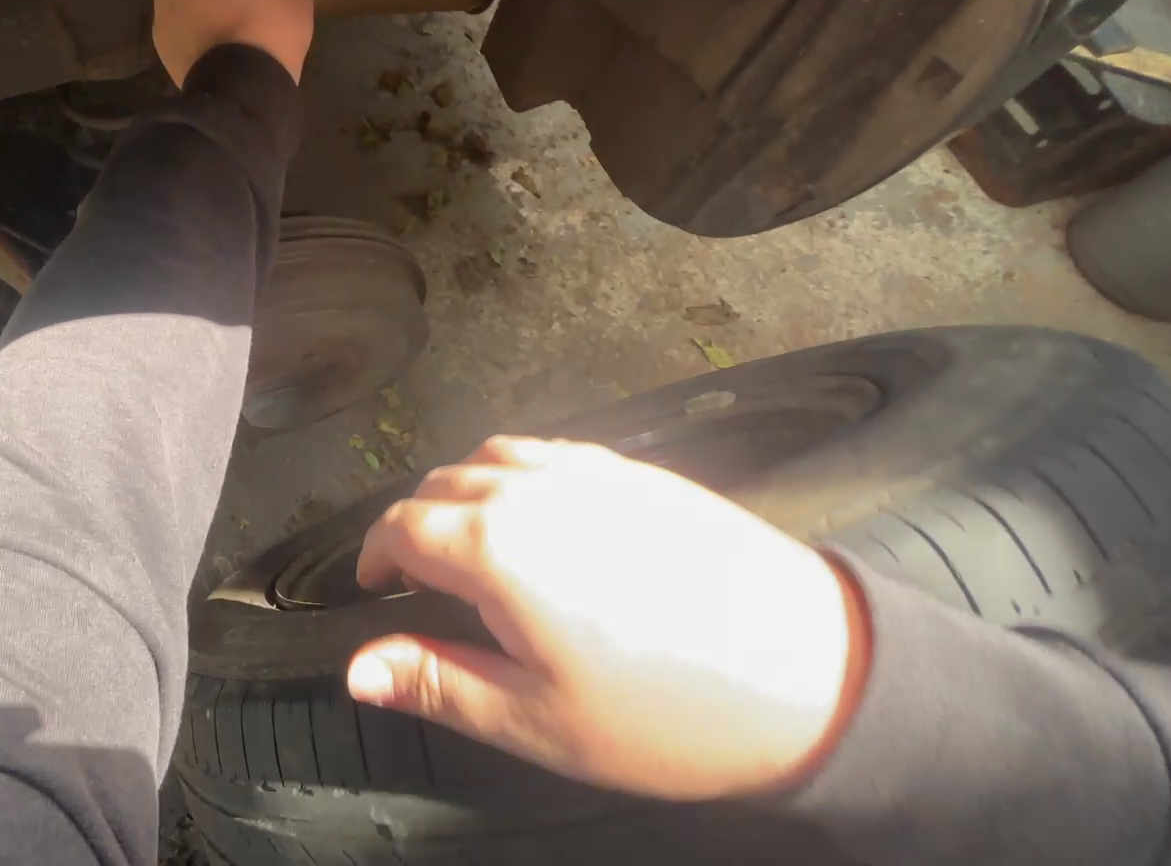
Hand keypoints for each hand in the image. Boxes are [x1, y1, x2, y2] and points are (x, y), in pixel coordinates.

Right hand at [348, 437, 870, 800]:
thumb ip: (434, 681)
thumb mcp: (534, 719)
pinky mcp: (627, 467)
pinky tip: (535, 512)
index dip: (373, 555)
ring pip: (485, 458)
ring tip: (471, 543)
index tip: (375, 587)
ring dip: (457, 493)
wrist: (817, 673)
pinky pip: (541, 451)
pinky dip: (509, 473)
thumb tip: (354, 669)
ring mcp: (580, 469)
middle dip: (411, 527)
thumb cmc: (662, 712)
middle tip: (423, 580)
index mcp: (491, 546)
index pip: (398, 527)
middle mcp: (525, 488)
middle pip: (435, 486)